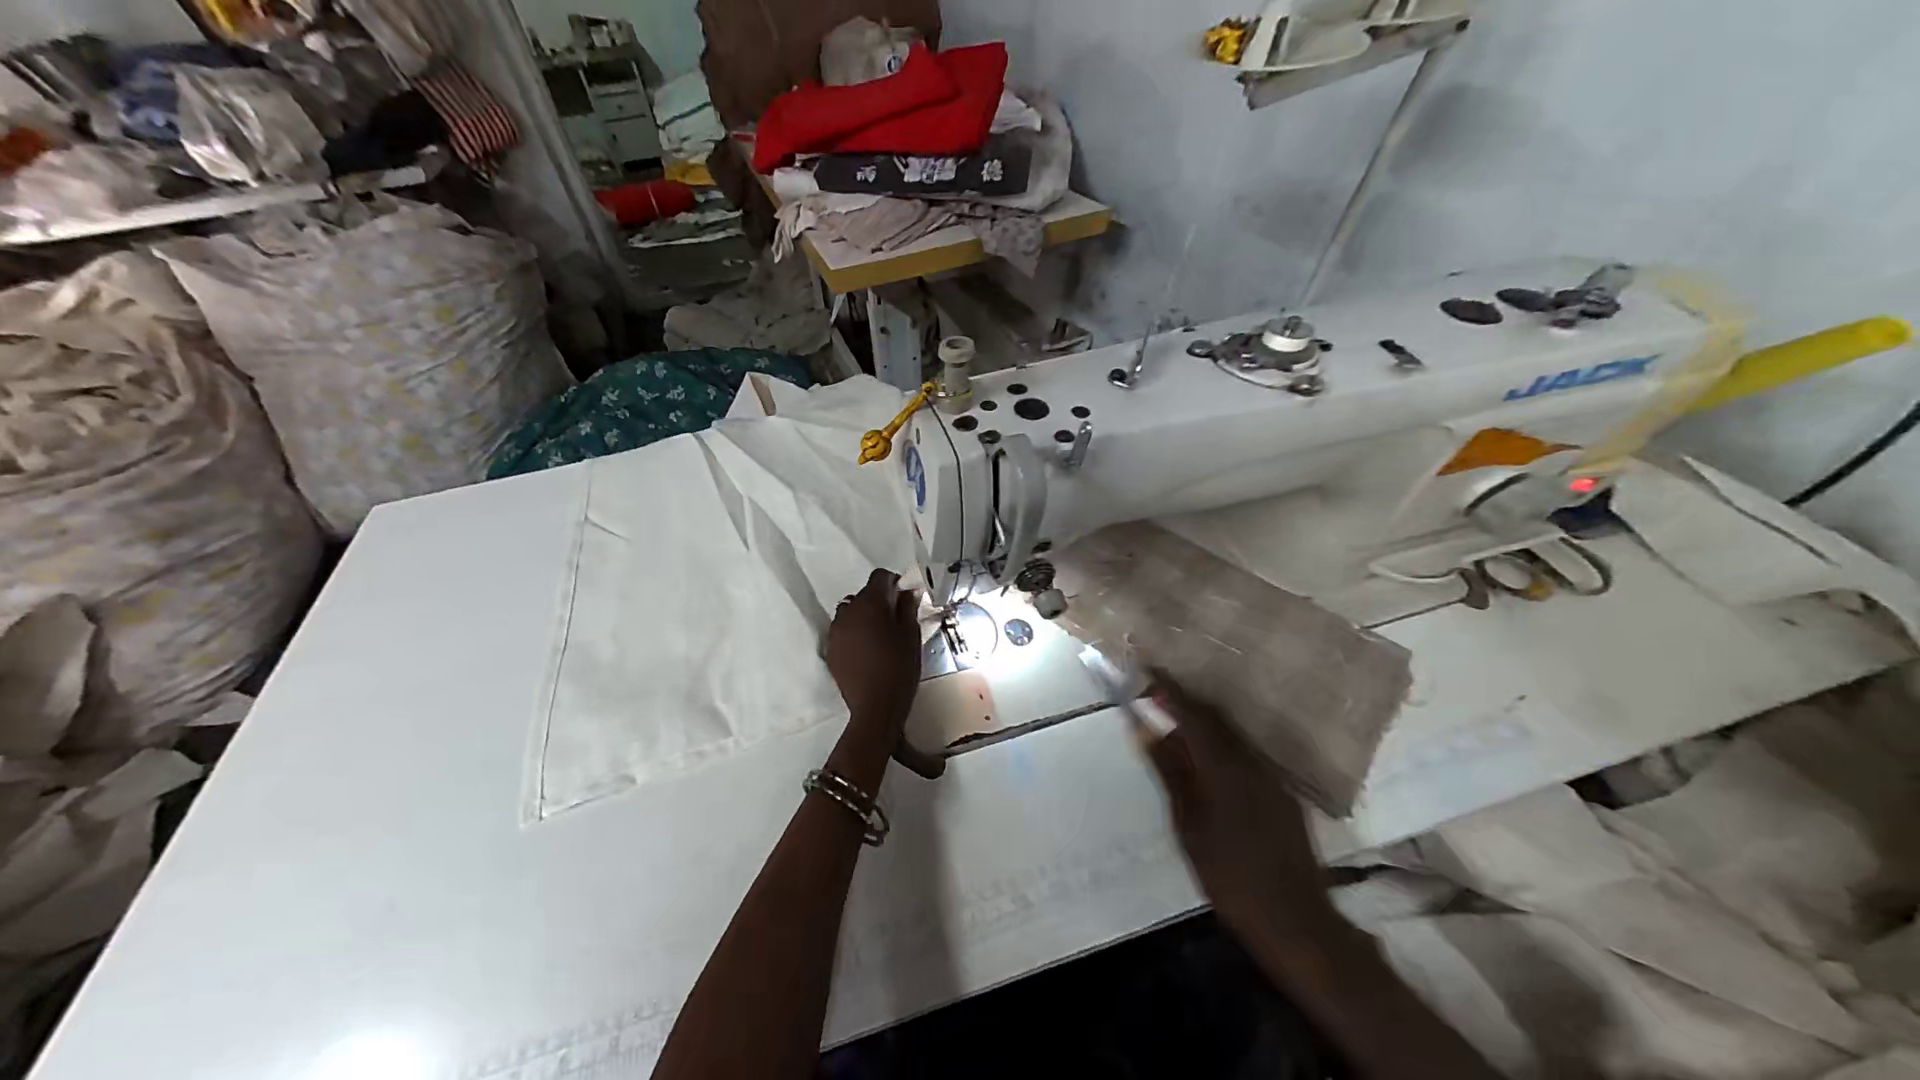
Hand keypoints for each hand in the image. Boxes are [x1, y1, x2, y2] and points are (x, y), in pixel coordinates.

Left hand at [826, 569, 921, 738]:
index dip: (894, 583)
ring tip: (879, 637)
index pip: (879, 576)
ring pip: (850, 613)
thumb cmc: (899, 667)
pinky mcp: (830, 650)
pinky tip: (866, 653)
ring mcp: (835, 631)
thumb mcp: (911, 635)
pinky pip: (843, 632)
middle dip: (879, 601)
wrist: (875, 706)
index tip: (905, 598)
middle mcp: (847, 611)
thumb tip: (907, 592)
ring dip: (864, 617)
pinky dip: (854, 635)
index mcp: (870, 603)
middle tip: (895, 620)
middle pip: (863, 595)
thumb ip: (908, 608)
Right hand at [1132, 675, 1335, 940]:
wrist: (1296, 920)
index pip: (1193, 714)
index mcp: (1225, 767)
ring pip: (1231, 734)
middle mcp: (1252, 761)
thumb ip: (1170, 772)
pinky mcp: (1281, 791)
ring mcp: (1271, 776)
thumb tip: (1146, 730)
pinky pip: (1244, 752)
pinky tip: (1204, 758)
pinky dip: (1218, 744)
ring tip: (1172, 723)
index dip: (1169, 688)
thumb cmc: (1230, 876)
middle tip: (1153, 695)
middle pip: (1215, 718)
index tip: (1146, 669)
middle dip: (1184, 700)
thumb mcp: (1188, 825)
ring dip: (1201, 722)